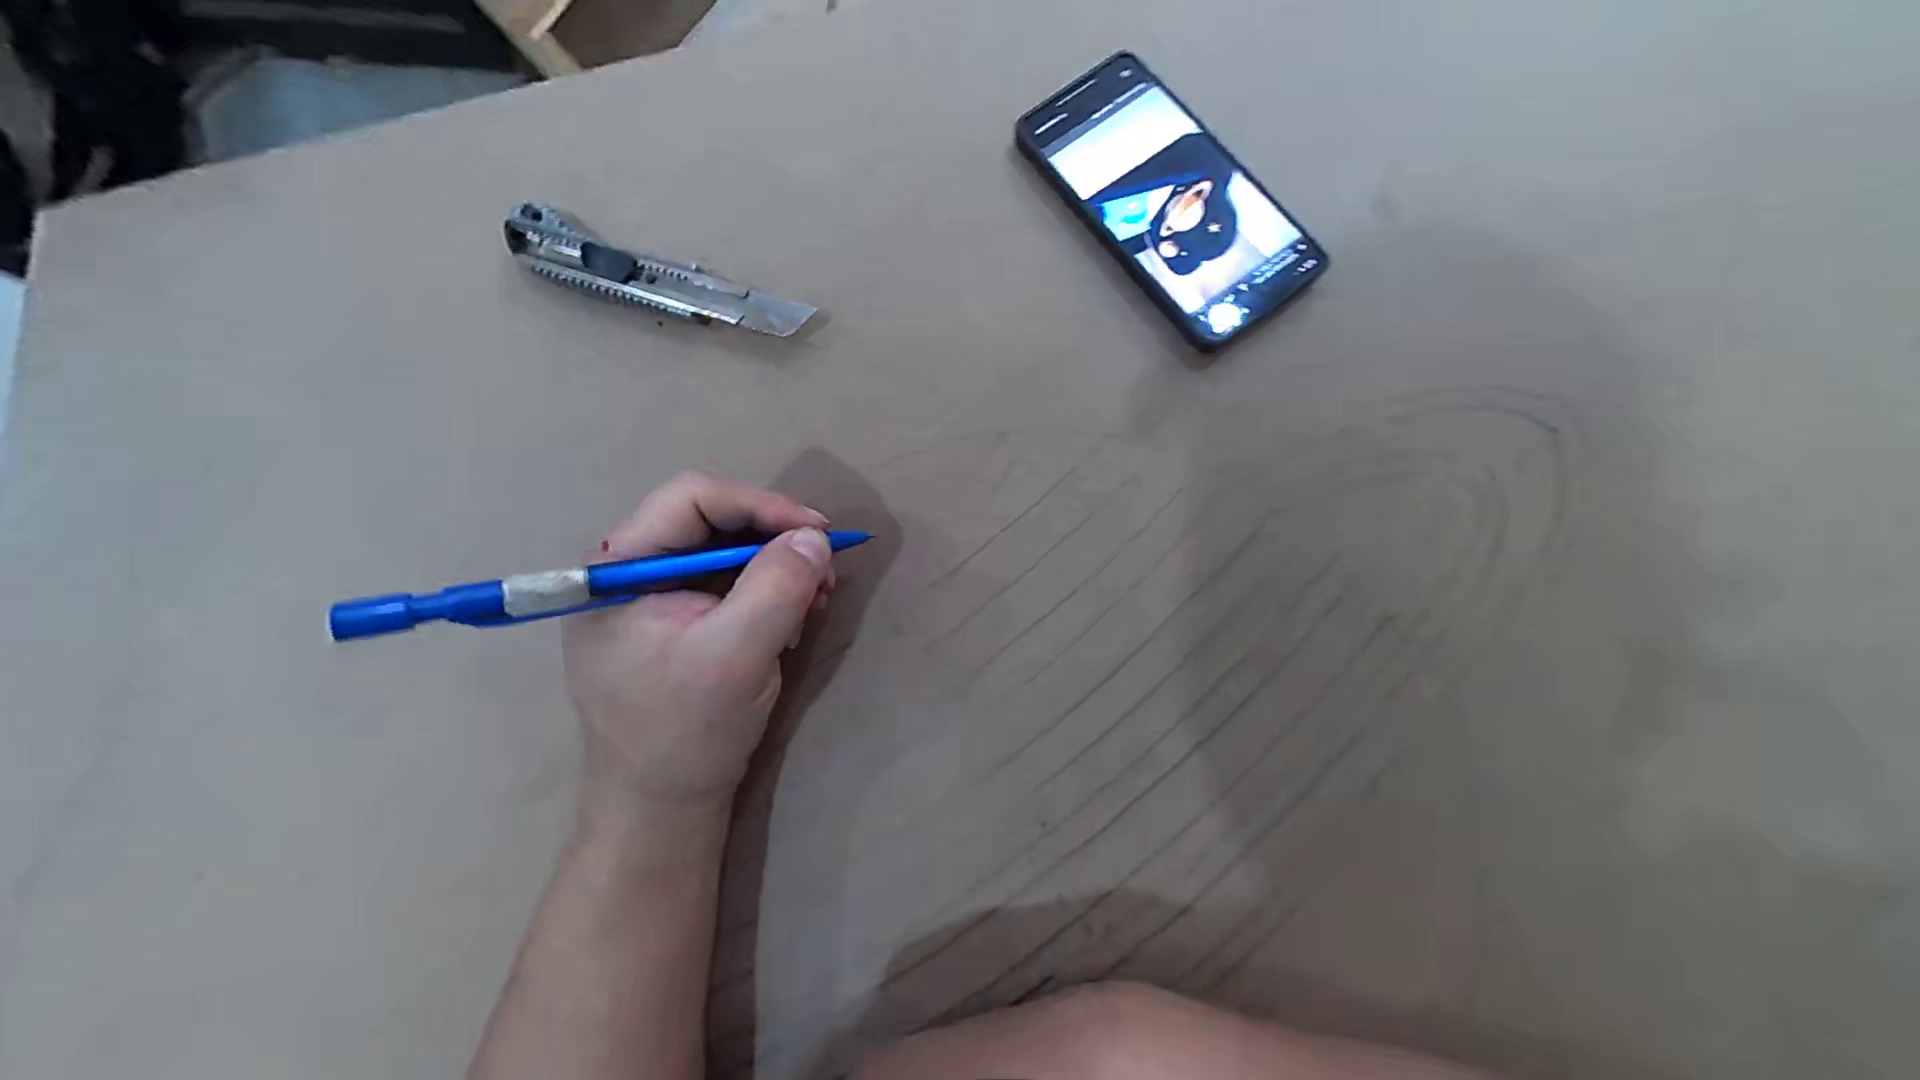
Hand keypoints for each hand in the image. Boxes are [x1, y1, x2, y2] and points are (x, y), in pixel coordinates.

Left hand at [563, 472, 833, 824]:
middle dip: (776, 539)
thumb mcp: (736, 657)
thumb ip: (777, 589)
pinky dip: (771, 591)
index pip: (692, 499)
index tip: (818, 530)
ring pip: (728, 550)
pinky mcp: (680, 617)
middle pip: (713, 520)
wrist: (661, 804)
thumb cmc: (685, 733)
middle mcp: (633, 570)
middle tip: (825, 568)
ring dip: (780, 567)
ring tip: (816, 599)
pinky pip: (731, 582)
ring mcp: (655, 594)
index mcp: (621, 568)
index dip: (761, 504)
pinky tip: (795, 618)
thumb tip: (815, 537)